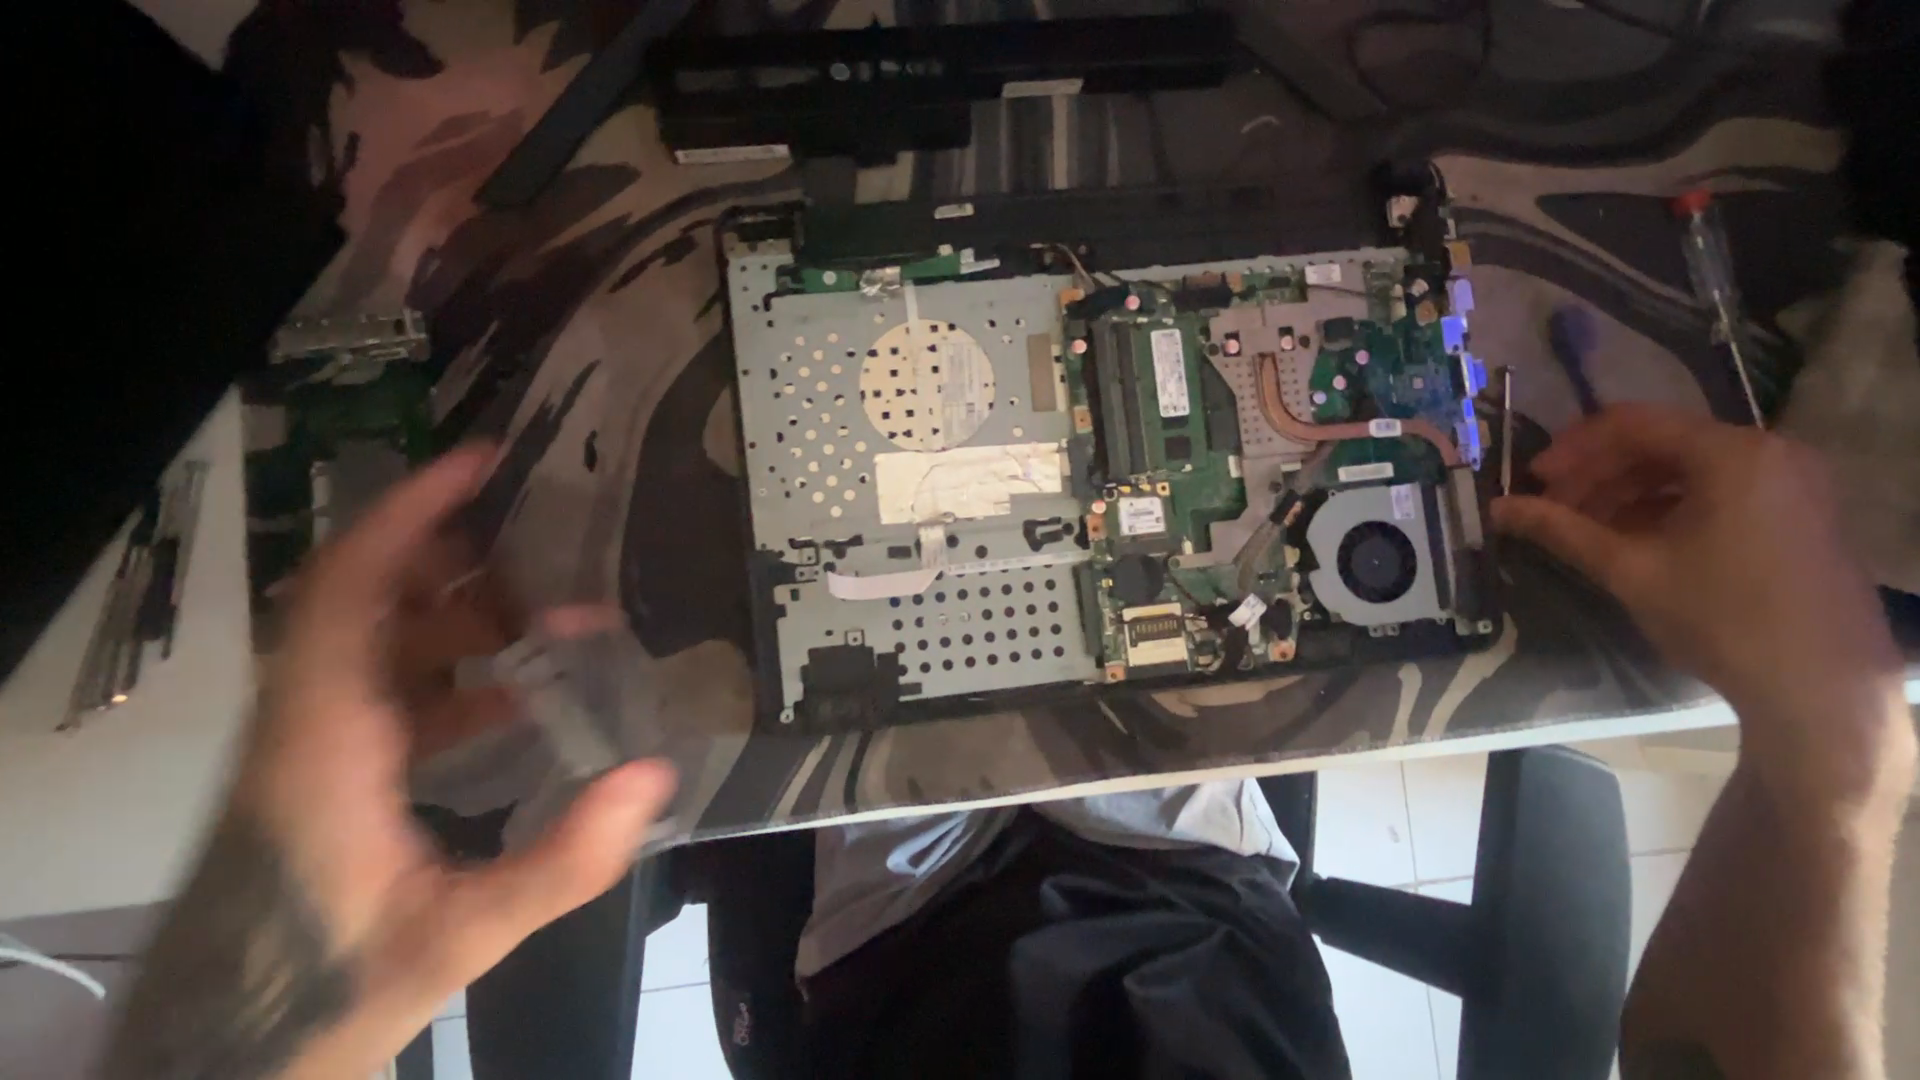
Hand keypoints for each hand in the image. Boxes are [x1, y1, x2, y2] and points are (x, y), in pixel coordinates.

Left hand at [103, 447, 675, 1079]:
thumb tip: (653, 776)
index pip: (351, 592)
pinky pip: (391, 690)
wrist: (231, 1057)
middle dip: (456, 557)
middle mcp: (308, 722)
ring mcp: (313, 744)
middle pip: (367, 598)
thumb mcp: (460, 933)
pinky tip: (520, 699)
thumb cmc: (332, 987)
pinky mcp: (327, 770)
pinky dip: (456, 675)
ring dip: (465, 617)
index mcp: (325, 739)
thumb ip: (562, 863)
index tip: (475, 465)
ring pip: (381, 641)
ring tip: (557, 616)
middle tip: (543, 540)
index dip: (409, 516)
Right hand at [1492, 405, 1912, 810]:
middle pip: (1658, 443)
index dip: (1572, 448)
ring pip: (1683, 467)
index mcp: (1731, 454)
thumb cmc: (1719, 616)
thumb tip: (1496, 508)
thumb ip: (1559, 529)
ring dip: (1624, 490)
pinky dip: (1663, 505)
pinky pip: (1714, 489)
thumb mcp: (1627, 569)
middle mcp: (1767, 452)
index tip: (1532, 481)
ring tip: (1583, 528)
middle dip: (1596, 472)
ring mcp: (1788, 482)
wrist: (1821, 684)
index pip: (1631, 424)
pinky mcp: (1794, 511)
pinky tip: (1629, 539)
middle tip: (1551, 507)